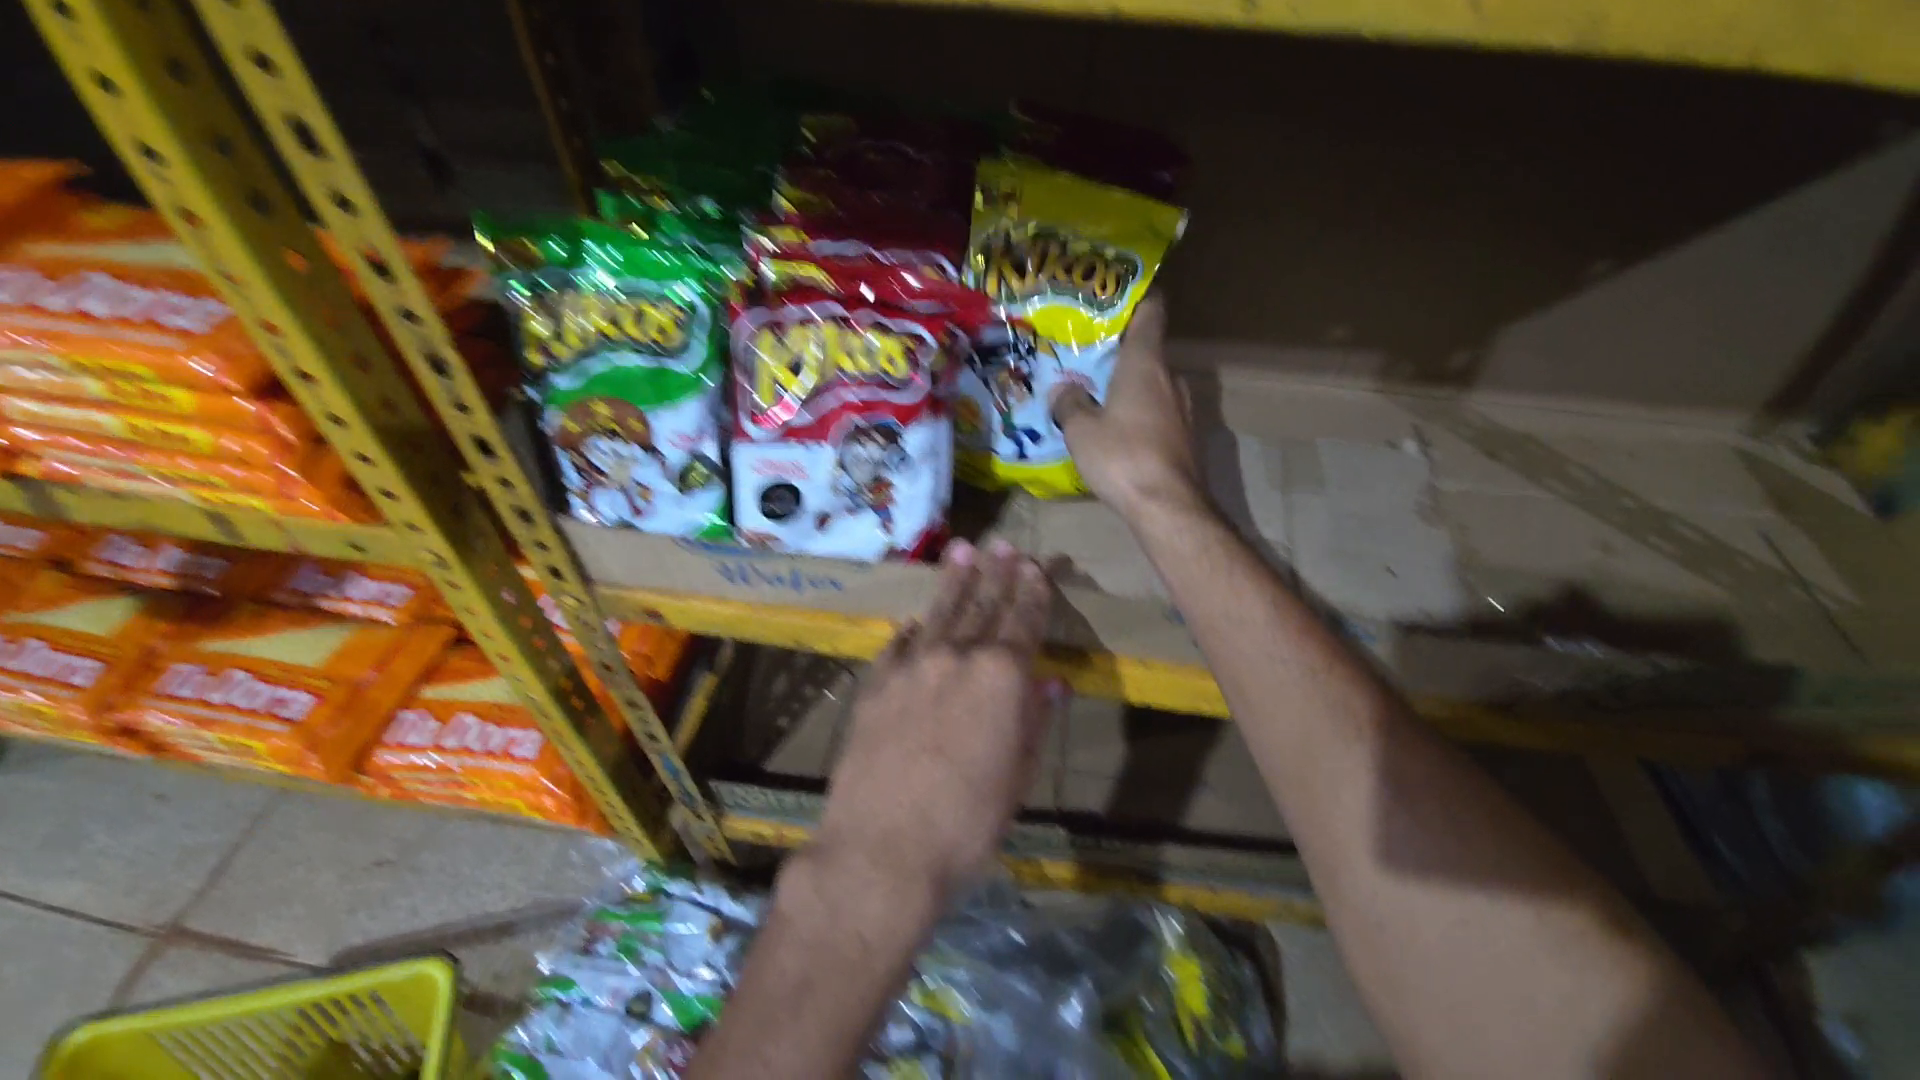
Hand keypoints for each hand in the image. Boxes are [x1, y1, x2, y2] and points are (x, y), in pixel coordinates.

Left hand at [814, 538, 1058, 901]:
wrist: (880, 850)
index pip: (1023, 621)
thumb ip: (1033, 722)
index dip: (1034, 592)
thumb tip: (1051, 682)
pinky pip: (897, 646)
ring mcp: (909, 669)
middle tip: (1005, 544)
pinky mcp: (873, 687)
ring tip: (963, 551)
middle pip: (982, 605)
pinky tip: (915, 621)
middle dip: (997, 573)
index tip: (1038, 566)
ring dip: (954, 581)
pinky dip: (911, 631)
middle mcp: (956, 659)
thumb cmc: (966, 825)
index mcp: (1001, 678)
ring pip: (938, 614)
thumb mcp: (1016, 778)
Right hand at [1050, 295, 1204, 520]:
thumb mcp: (1081, 430)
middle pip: (1149, 354)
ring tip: (1100, 400)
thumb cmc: (1122, 457)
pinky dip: (1141, 417)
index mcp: (1145, 364)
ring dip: (1131, 390)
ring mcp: (1184, 410)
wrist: (1168, 506)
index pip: (1151, 314)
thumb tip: (1063, 391)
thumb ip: (1069, 404)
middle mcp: (1171, 379)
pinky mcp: (1187, 439)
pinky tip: (1120, 435)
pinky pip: (1160, 416)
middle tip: (1090, 361)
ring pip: (1155, 387)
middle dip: (1122, 356)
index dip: (1139, 300)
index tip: (1121, 298)